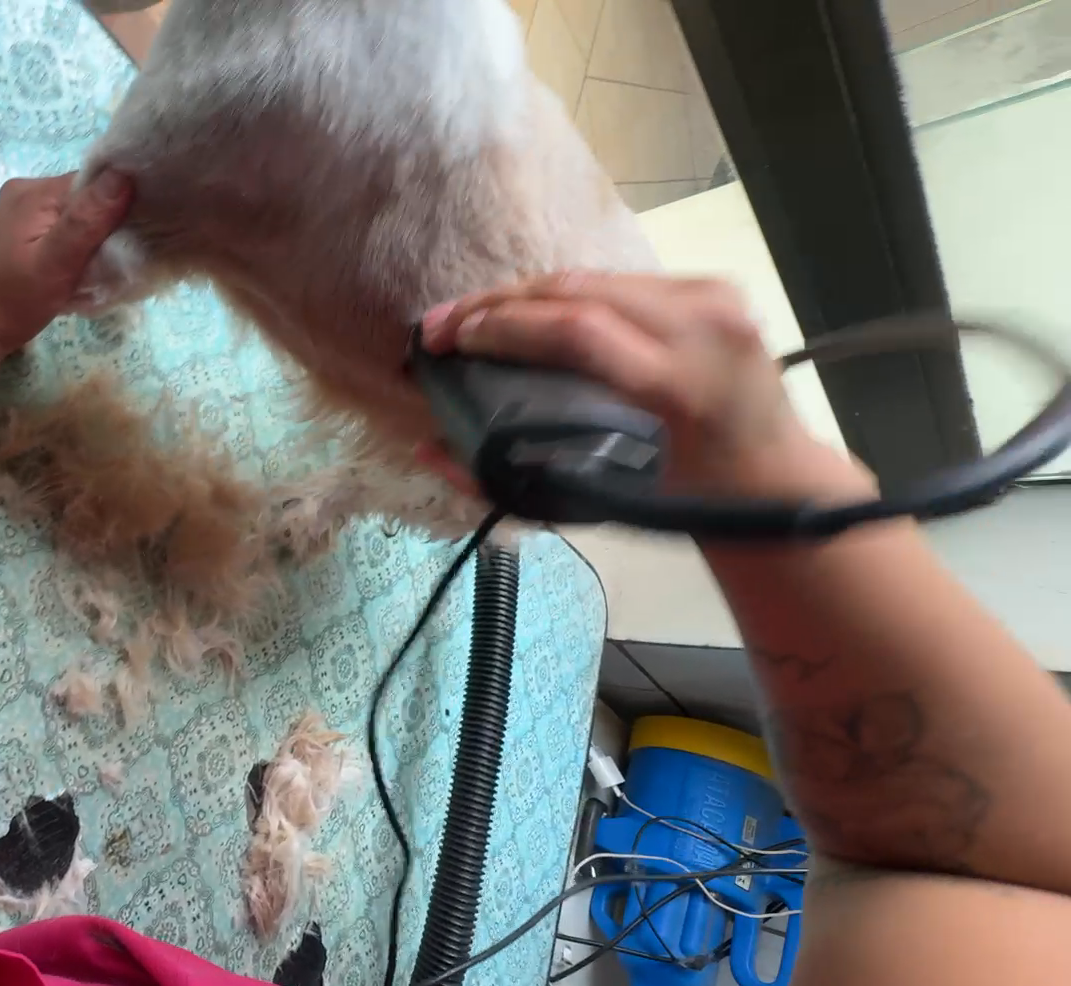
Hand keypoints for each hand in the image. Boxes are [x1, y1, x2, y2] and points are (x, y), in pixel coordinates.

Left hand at [0, 171, 132, 362]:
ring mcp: (18, 213)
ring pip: (73, 217)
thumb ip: (88, 220)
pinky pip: (58, 231)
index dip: (121, 206)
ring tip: (96, 271)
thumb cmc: (12, 301)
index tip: (138, 237)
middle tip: (118, 262)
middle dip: (106, 227)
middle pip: (85, 199)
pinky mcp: (17, 235)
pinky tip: (74, 273)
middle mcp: (26, 192)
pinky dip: (73, 250)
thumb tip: (126, 174)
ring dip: (90, 242)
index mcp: (35, 192)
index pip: (95, 183)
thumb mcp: (55, 262)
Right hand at [416, 272, 875, 499]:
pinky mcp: (712, 287)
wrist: (768, 477)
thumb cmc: (672, 497)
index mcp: (676, 385)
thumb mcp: (584, 498)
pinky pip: (614, 281)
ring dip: (518, 295)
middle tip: (438, 324)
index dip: (499, 326)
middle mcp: (702, 328)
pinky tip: (521, 310)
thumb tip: (427, 446)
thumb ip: (499, 476)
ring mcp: (713, 299)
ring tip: (468, 315)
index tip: (444, 340)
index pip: (575, 330)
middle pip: (577, 291)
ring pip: (591, 277)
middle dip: (493, 303)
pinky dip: (557, 294)